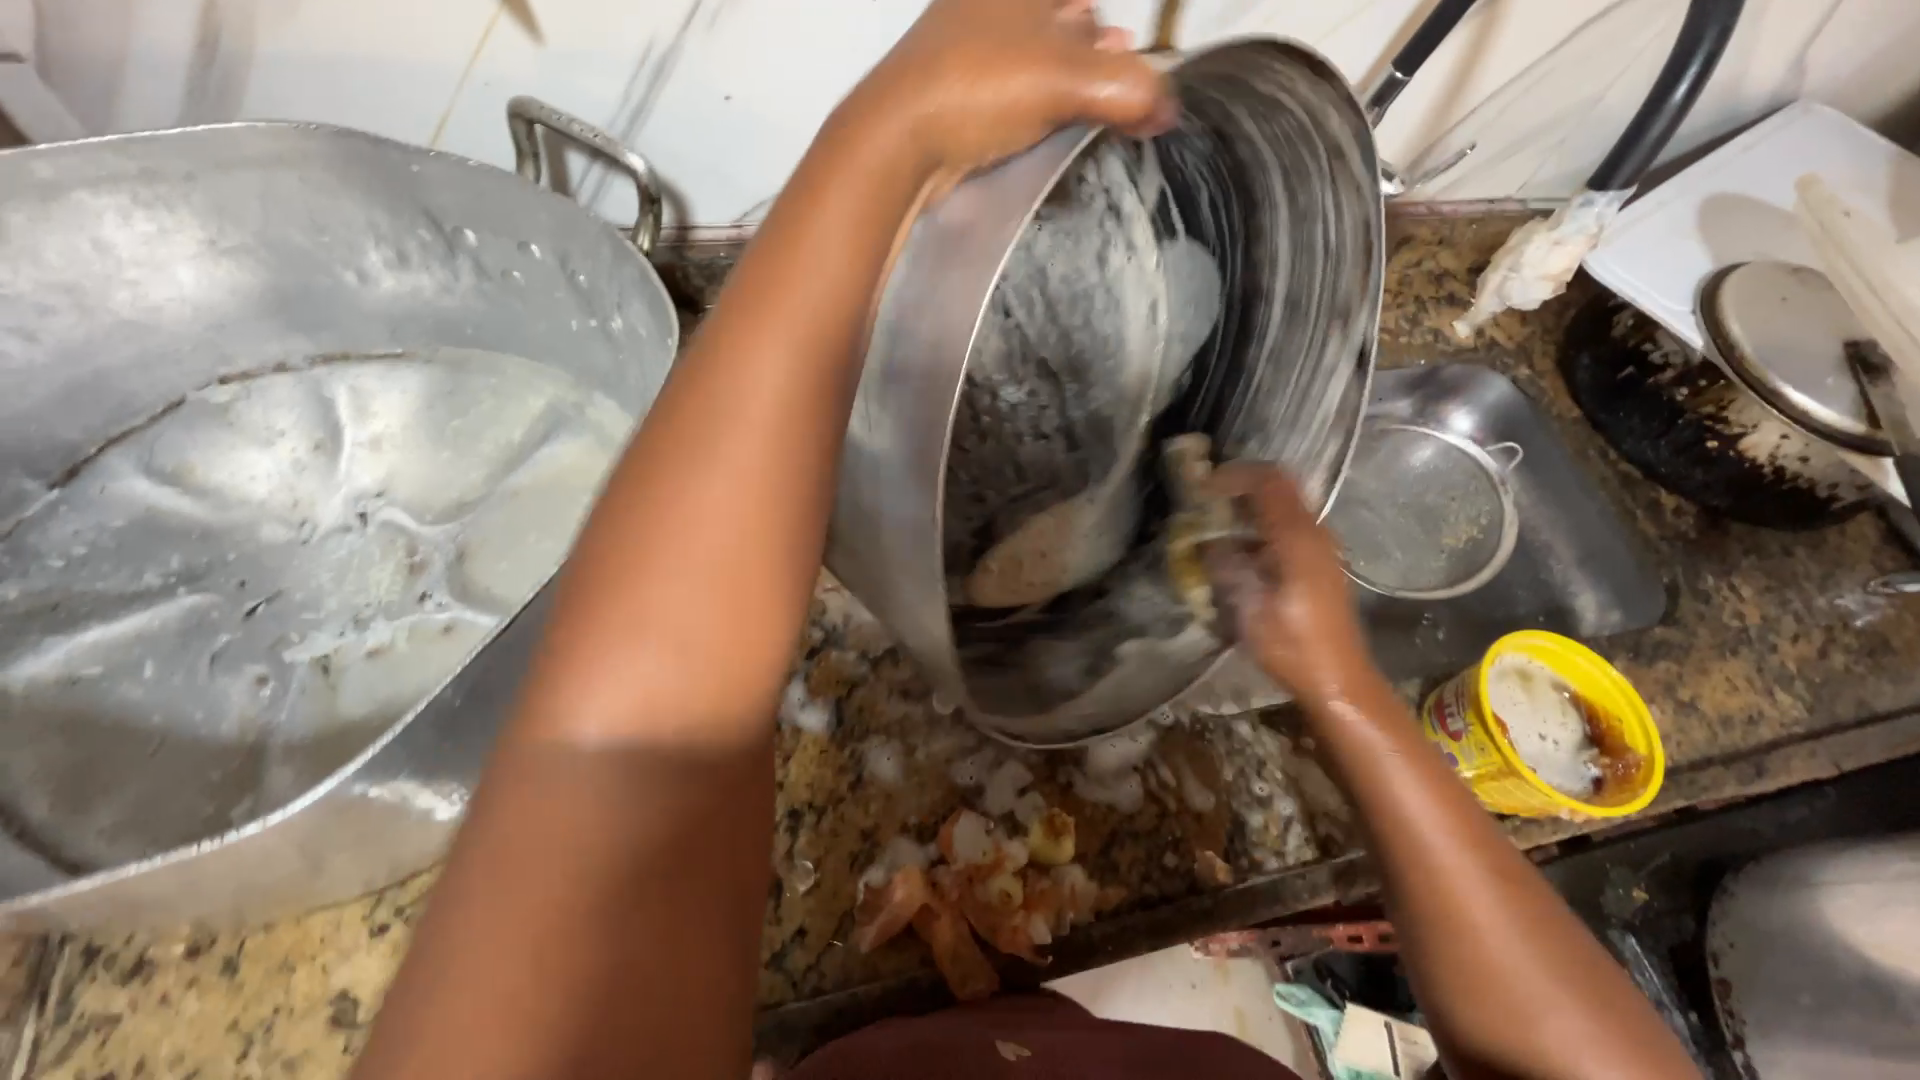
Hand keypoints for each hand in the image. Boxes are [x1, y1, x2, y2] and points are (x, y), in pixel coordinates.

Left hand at [845, 0, 1176, 196]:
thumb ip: (1128, 88)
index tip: (1134, 58)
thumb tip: (1167, 108)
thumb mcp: (1067, 78)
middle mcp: (988, 10)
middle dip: (1095, 57)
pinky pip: (1007, 100)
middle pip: (1060, 27)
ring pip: (1033, 66)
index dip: (1112, 36)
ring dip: (1065, 92)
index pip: (1080, 0)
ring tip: (1091, 118)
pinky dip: (1032, 115)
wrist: (895, 143)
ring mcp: (965, 55)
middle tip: (1120, 94)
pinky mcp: (951, 101)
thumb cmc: (976, 87)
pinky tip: (1045, 137)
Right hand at [1205, 464, 1377, 707]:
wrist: (1339, 680)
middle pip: (1279, 488)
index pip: (1269, 482)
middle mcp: (1315, 534)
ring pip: (1284, 508)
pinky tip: (1238, 553)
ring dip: (1249, 509)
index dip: (1233, 476)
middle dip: (1240, 488)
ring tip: (1215, 526)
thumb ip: (1228, 567)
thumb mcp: (1249, 608)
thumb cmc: (1293, 647)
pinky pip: (1287, 528)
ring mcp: (1321, 548)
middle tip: (1205, 502)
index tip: (1201, 488)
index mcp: (1298, 539)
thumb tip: (1209, 542)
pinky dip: (1260, 528)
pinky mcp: (1320, 564)